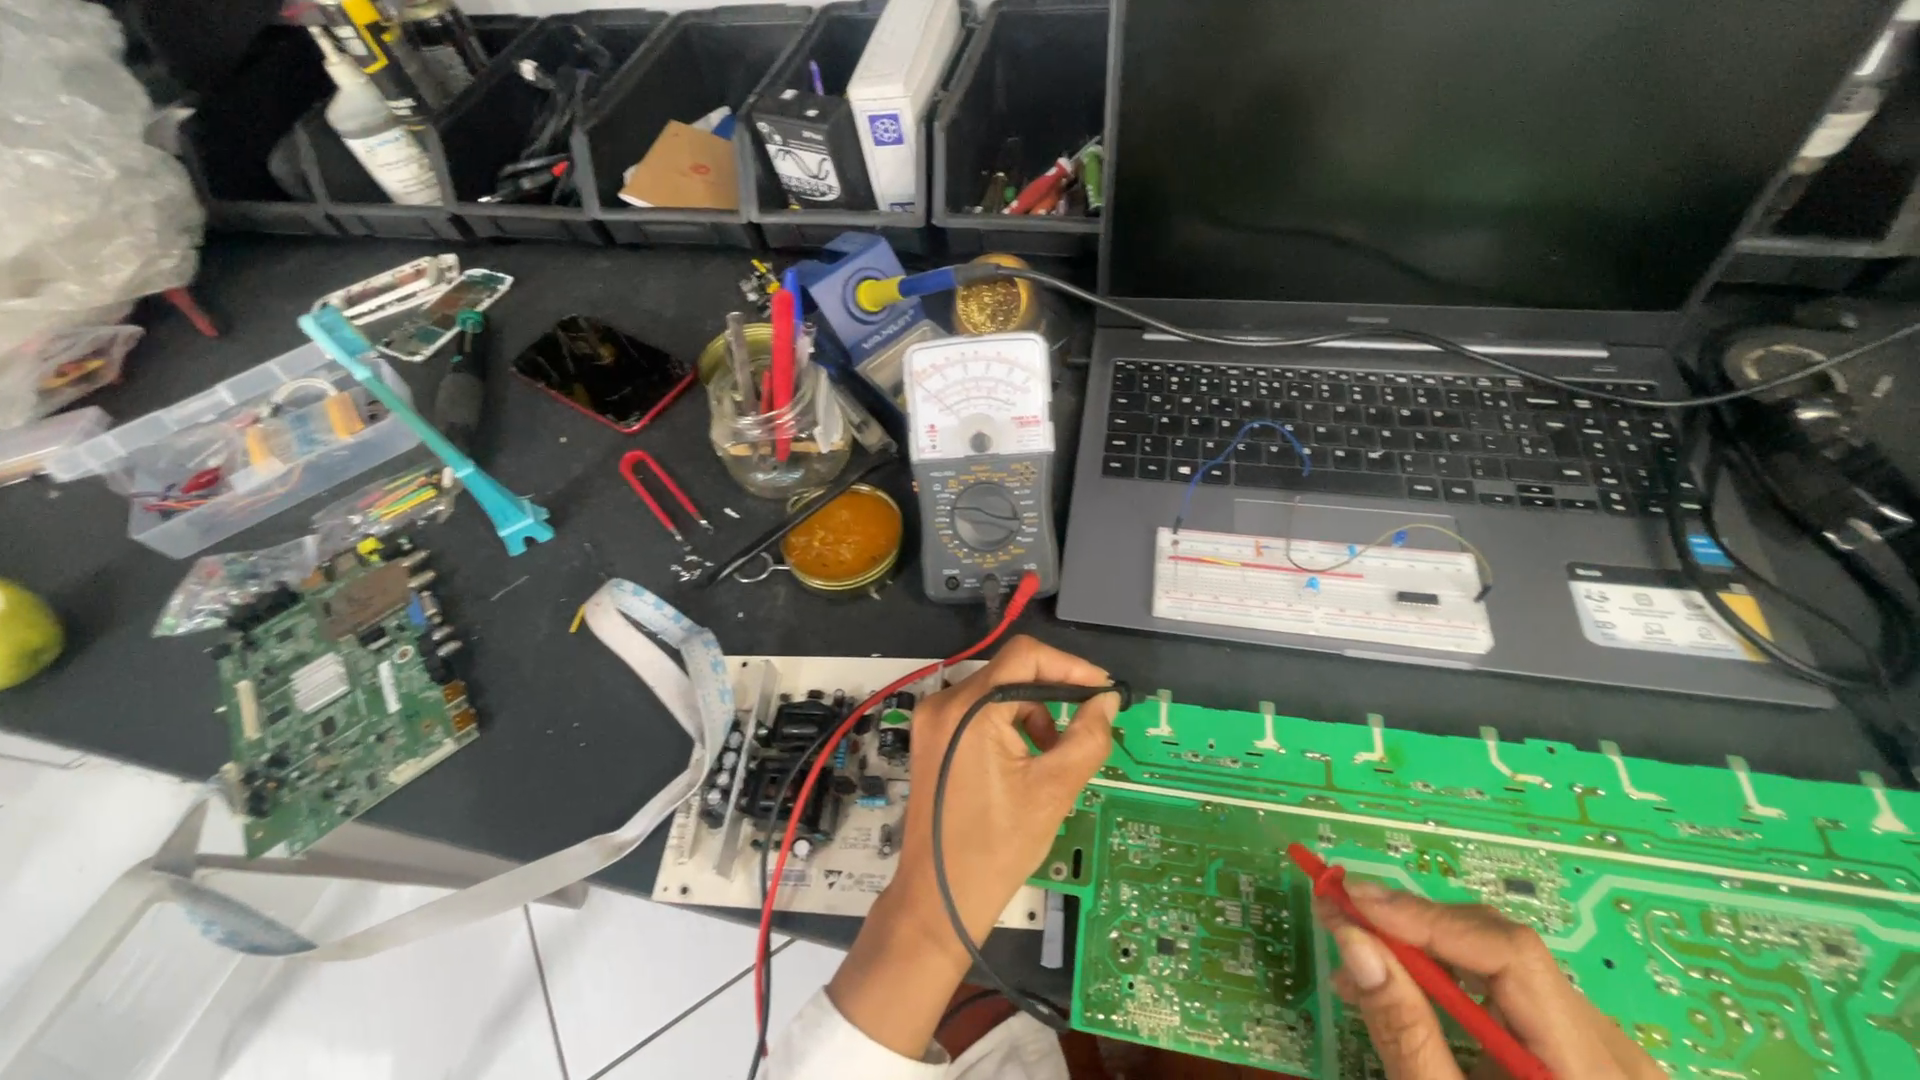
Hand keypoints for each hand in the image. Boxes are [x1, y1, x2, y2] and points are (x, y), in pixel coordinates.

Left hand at [827, 636, 1115, 1056]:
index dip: (1070, 666)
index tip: (1102, 690)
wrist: (940, 897)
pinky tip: (1026, 759)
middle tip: (1087, 721)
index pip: (1025, 656)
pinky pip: (978, 713)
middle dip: (1054, 693)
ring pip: (996, 692)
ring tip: (1054, 753)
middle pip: (1010, 672)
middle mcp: (944, 703)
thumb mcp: (1054, 789)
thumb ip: (1087, 736)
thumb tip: (1107, 700)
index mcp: (969, 708)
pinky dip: (1008, 725)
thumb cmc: (997, 846)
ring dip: (1033, 712)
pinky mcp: (932, 738)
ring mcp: (933, 720)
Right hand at [1315, 883, 1663, 1078]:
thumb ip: (1403, 1030)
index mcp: (1591, 1069)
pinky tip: (1400, 983)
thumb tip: (1351, 938)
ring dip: (1421, 947)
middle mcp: (1610, 1045)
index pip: (1510, 954)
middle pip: (1503, 947)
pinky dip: (1446, 976)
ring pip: (1499, 959)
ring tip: (1355, 955)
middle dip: (1414, 926)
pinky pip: (1507, 988)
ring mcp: (1600, 1046)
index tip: (1351, 899)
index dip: (1426, 918)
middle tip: (1339, 914)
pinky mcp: (1578, 1049)